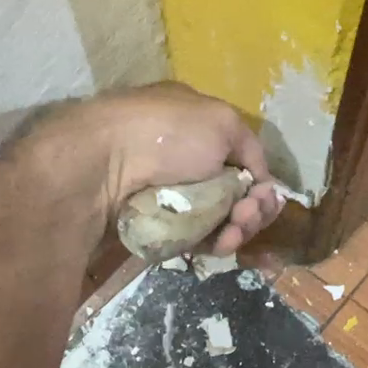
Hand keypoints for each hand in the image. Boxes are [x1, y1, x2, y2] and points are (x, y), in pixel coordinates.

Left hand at [32, 82, 287, 254]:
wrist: (102, 166)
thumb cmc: (167, 134)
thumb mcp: (222, 123)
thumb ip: (250, 150)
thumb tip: (258, 182)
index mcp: (198, 125)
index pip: (242, 161)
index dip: (260, 184)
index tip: (265, 199)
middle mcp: (185, 158)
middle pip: (234, 194)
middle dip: (252, 210)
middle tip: (246, 218)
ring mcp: (171, 194)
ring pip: (219, 220)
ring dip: (237, 229)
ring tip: (233, 234)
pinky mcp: (157, 225)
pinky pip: (196, 238)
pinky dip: (213, 243)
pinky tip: (218, 244)